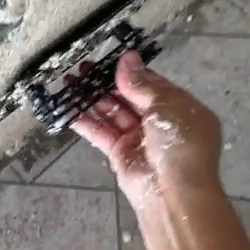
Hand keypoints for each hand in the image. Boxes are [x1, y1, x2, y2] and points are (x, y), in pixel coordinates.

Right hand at [71, 51, 223, 208]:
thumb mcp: (166, 105)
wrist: (173, 191)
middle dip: (108, 83)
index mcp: (180, 109)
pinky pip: (101, 133)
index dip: (132, 72)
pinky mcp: (120, 153)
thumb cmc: (179, 141)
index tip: (109, 58)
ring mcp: (139, 138)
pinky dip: (85, 122)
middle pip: (130, 97)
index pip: (154, 85)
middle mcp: (160, 122)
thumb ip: (141, 83)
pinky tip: (68, 108)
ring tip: (70, 82)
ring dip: (93, 99)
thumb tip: (127, 57)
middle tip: (83, 67)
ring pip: (113, 113)